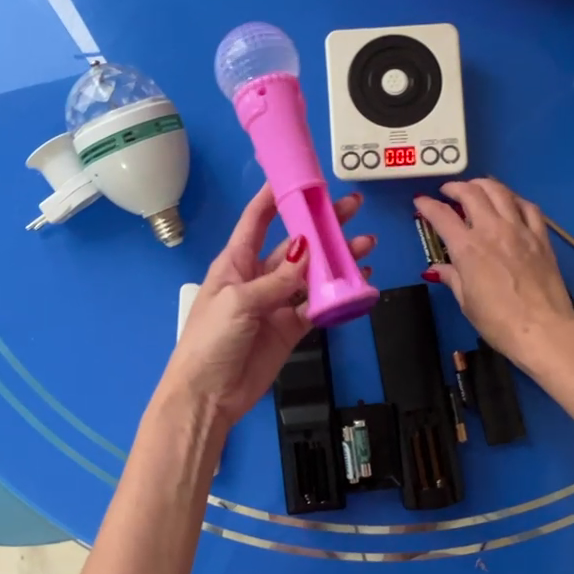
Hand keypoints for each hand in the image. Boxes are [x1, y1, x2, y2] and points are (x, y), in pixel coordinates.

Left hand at [160, 186, 374, 433]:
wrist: (208, 396)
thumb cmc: (210, 342)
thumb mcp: (238, 302)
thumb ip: (276, 279)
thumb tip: (307, 251)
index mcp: (235, 263)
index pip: (257, 220)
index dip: (276, 197)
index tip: (300, 177)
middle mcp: (257, 277)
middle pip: (294, 244)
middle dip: (322, 225)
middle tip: (352, 207)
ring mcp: (276, 304)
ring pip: (312, 274)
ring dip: (337, 259)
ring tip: (365, 244)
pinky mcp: (290, 329)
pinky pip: (318, 306)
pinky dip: (338, 295)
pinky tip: (359, 282)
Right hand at [414, 177, 573, 366]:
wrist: (542, 329)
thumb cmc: (498, 322)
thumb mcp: (467, 302)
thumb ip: (452, 278)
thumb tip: (438, 269)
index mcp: (468, 249)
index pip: (442, 216)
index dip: (428, 205)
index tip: (420, 201)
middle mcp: (493, 230)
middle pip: (472, 193)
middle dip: (455, 188)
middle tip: (448, 192)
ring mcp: (520, 230)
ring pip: (501, 192)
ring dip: (484, 185)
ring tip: (476, 187)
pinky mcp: (541, 237)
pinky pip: (528, 207)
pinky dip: (514, 199)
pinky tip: (510, 202)